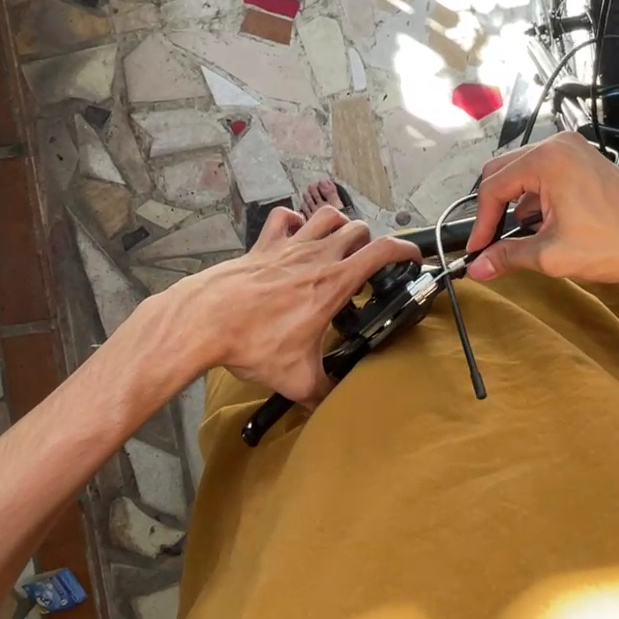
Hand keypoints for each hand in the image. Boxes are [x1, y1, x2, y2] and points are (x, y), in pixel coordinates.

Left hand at [163, 205, 419, 406]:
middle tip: (366, 265)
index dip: (404, 251)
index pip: (382, 252)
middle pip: (357, 228)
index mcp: (334, 283)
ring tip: (338, 244)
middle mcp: (316, 256)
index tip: (412, 258)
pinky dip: (294, 220)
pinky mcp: (262, 245)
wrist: (206, 320)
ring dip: (338, 224)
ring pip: (326, 214)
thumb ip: (323, 392)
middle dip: (369, 242)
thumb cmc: (253, 342)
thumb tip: (331, 404)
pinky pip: (284, 217)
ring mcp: (288, 246)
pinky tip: (295, 235)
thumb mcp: (297, 379)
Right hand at [464, 132, 618, 284]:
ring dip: (513, 202)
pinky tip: (537, 224)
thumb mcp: (552, 255)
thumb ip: (508, 256)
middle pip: (503, 171)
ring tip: (513, 236)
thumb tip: (478, 267)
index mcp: (547, 160)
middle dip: (493, 208)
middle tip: (489, 241)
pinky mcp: (585, 161)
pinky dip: (533, 196)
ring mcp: (574, 150)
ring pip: (523, 171)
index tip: (477, 248)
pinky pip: (544, 172)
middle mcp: (559, 146)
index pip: (494, 187)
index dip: (481, 221)